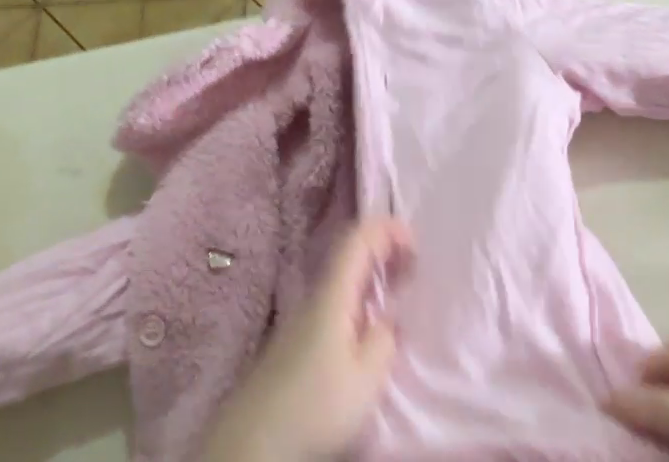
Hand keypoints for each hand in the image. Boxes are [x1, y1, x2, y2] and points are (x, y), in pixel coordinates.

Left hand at [200, 218, 412, 461]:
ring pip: (342, 280)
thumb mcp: (365, 380)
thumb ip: (383, 342)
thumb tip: (387, 319)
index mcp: (332, 296)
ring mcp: (302, 318)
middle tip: (415, 267)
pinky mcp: (297, 341)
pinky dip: (359, 298)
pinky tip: (369, 323)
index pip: (357, 239)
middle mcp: (314, 297)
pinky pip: (334, 302)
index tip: (416, 243)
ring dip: (372, 275)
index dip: (386, 229)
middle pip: (348, 255)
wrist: (253, 442)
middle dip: (383, 250)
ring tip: (400, 291)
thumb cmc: (314, 406)